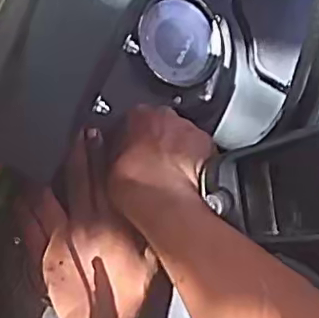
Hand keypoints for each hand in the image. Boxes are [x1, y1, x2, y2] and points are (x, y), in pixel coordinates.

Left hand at [21, 125, 158, 317]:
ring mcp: (62, 237)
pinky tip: (21, 196)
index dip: (99, 154)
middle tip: (73, 135)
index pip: (104, 179)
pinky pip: (31, 224)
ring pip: (50, 196)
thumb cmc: (126, 300)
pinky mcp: (46, 254)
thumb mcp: (153, 264)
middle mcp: (86, 224)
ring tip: (43, 158)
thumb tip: (152, 213)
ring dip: (47, 175)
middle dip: (75, 153)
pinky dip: (24, 208)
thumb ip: (150, 235)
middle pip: (78, 179)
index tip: (95, 135)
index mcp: (113, 223)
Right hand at [108, 105, 215, 220]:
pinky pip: (200, 152)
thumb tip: (111, 154)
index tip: (129, 151)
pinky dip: (194, 162)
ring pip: (182, 137)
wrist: (167, 204)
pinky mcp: (210, 149)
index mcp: (140, 114)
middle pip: (161, 124)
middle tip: (150, 164)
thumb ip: (112, 152)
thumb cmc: (139, 187)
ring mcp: (192, 131)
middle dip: (157, 141)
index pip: (132, 118)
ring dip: (176, 151)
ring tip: (168, 176)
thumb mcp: (108, 167)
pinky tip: (185, 181)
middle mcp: (169, 116)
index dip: (130, 137)